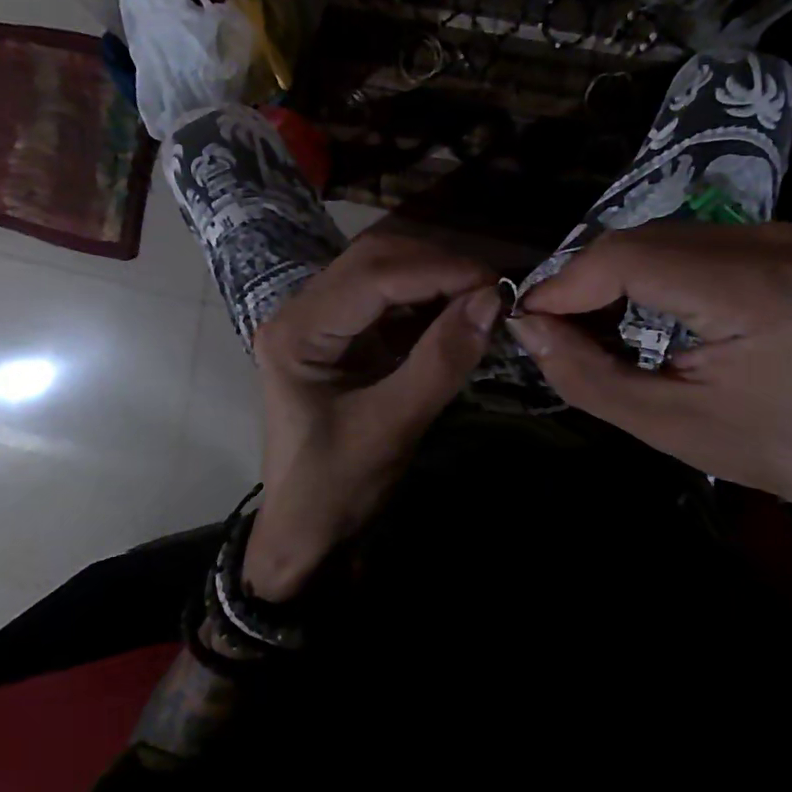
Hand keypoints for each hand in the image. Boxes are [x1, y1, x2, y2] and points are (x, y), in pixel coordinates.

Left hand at [244, 234, 501, 600]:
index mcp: (297, 331)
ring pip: (382, 272)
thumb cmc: (336, 488)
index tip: (494, 283)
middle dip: (436, 265)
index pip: (371, 276)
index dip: (436, 271)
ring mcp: (320, 320)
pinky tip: (460, 309)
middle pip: (373, 260)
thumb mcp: (392, 428)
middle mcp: (301, 311)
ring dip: (434, 277)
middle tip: (493, 287)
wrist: (305, 531)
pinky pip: (389, 300)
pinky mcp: (342, 335)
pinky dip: (428, 300)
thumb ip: (441, 361)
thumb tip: (492, 301)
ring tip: (483, 295)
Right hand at [508, 222, 791, 557]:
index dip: (569, 282)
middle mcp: (772, 246)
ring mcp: (776, 235)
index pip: (634, 259)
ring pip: (654, 236)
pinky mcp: (771, 238)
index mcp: (758, 295)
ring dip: (609, 276)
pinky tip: (628, 308)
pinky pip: (679, 241)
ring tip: (586, 322)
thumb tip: (526, 326)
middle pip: (640, 241)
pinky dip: (641, 270)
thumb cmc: (759, 446)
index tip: (529, 316)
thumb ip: (585, 374)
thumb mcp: (662, 424)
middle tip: (552, 326)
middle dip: (585, 282)